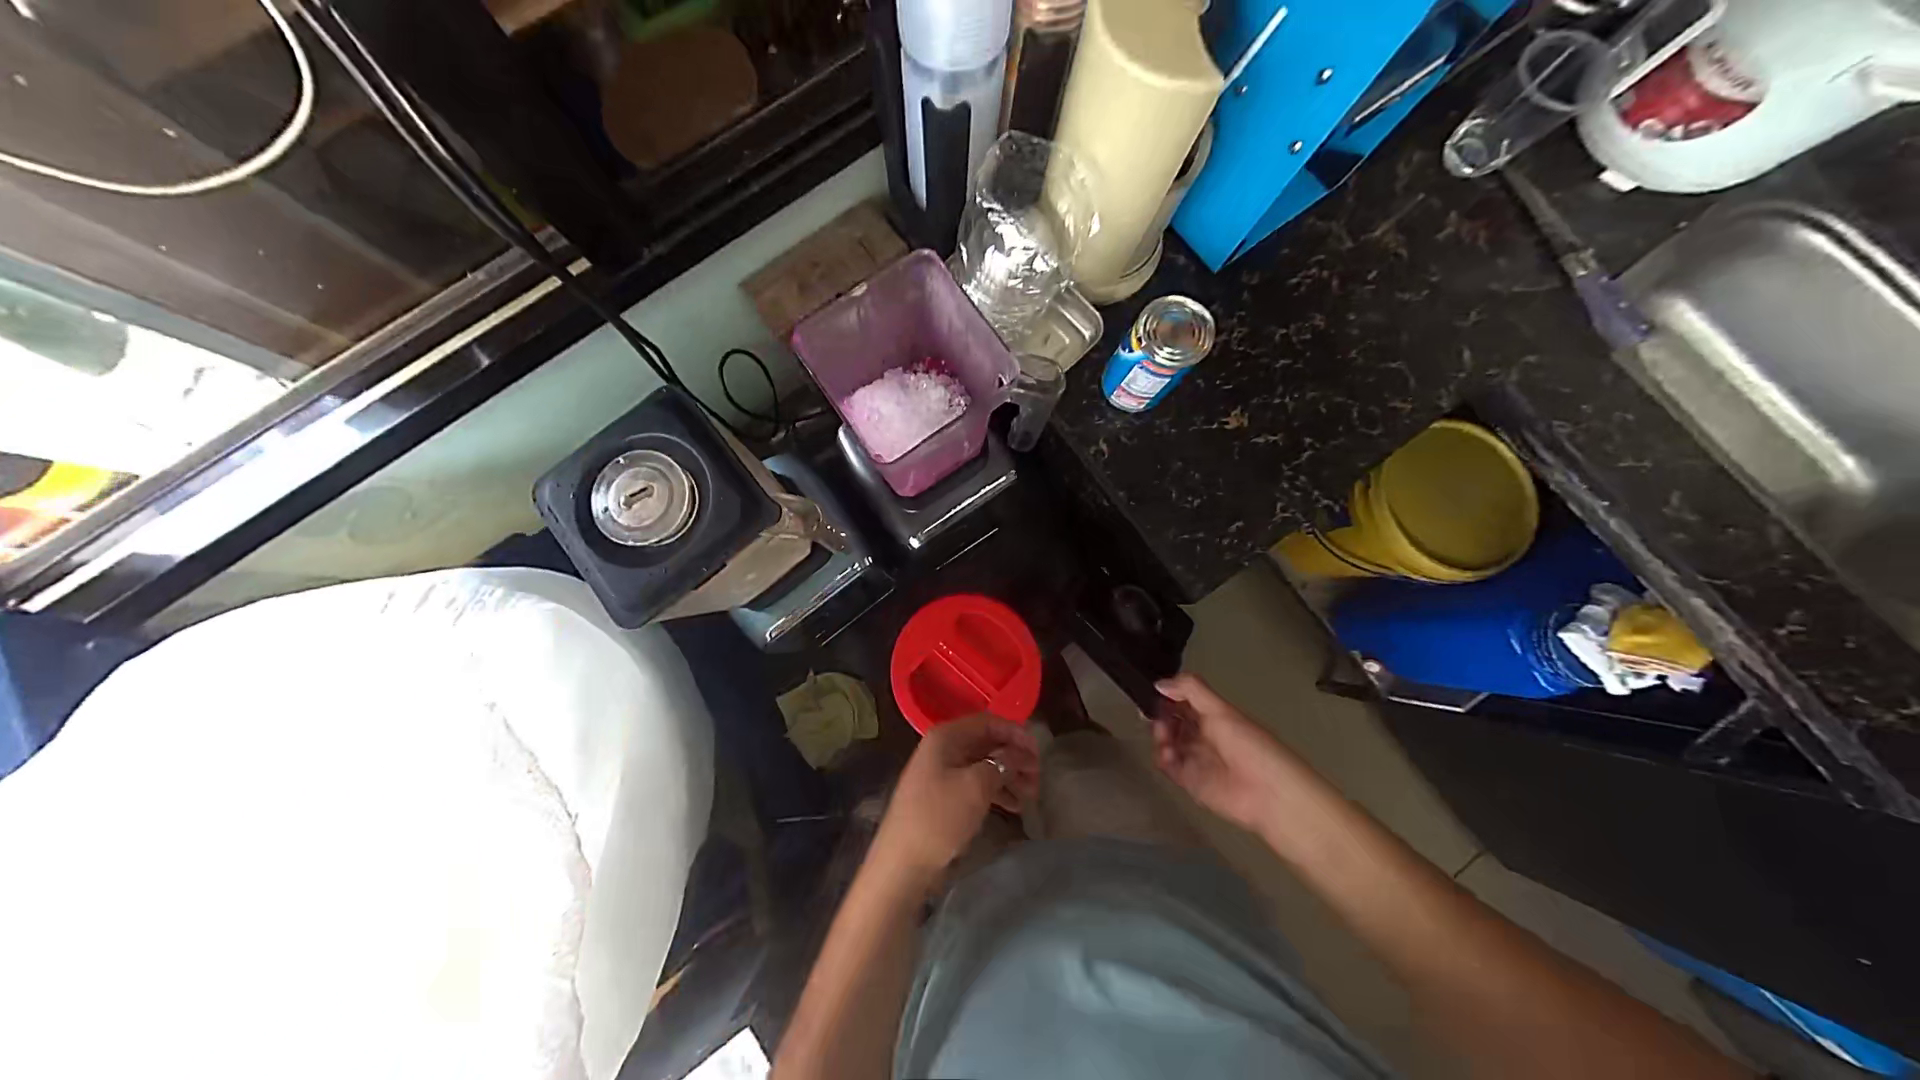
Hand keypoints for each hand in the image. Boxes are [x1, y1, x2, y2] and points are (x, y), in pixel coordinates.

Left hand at [870, 715, 1039, 884]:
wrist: (903, 863)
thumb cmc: (940, 817)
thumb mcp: (976, 786)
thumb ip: (1001, 764)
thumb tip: (1017, 754)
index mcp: (946, 737)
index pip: (988, 722)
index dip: (1015, 733)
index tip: (1038, 751)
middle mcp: (942, 749)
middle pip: (986, 743)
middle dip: (1014, 757)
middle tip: (1038, 776)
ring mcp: (940, 773)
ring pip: (982, 765)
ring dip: (1008, 776)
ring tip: (1031, 794)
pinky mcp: (942, 797)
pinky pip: (974, 784)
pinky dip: (996, 791)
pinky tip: (1014, 807)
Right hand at [1151, 673, 1311, 836]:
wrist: (1268, 793)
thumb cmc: (1250, 746)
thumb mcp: (1221, 710)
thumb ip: (1191, 690)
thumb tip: (1160, 682)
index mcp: (1214, 716)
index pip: (1185, 701)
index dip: (1169, 695)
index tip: (1156, 692)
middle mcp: (1204, 735)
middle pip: (1172, 721)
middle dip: (1160, 715)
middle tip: (1154, 714)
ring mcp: (1196, 758)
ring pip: (1167, 742)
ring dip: (1160, 735)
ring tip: (1163, 735)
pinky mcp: (1189, 781)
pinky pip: (1168, 766)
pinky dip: (1162, 758)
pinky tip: (1167, 753)